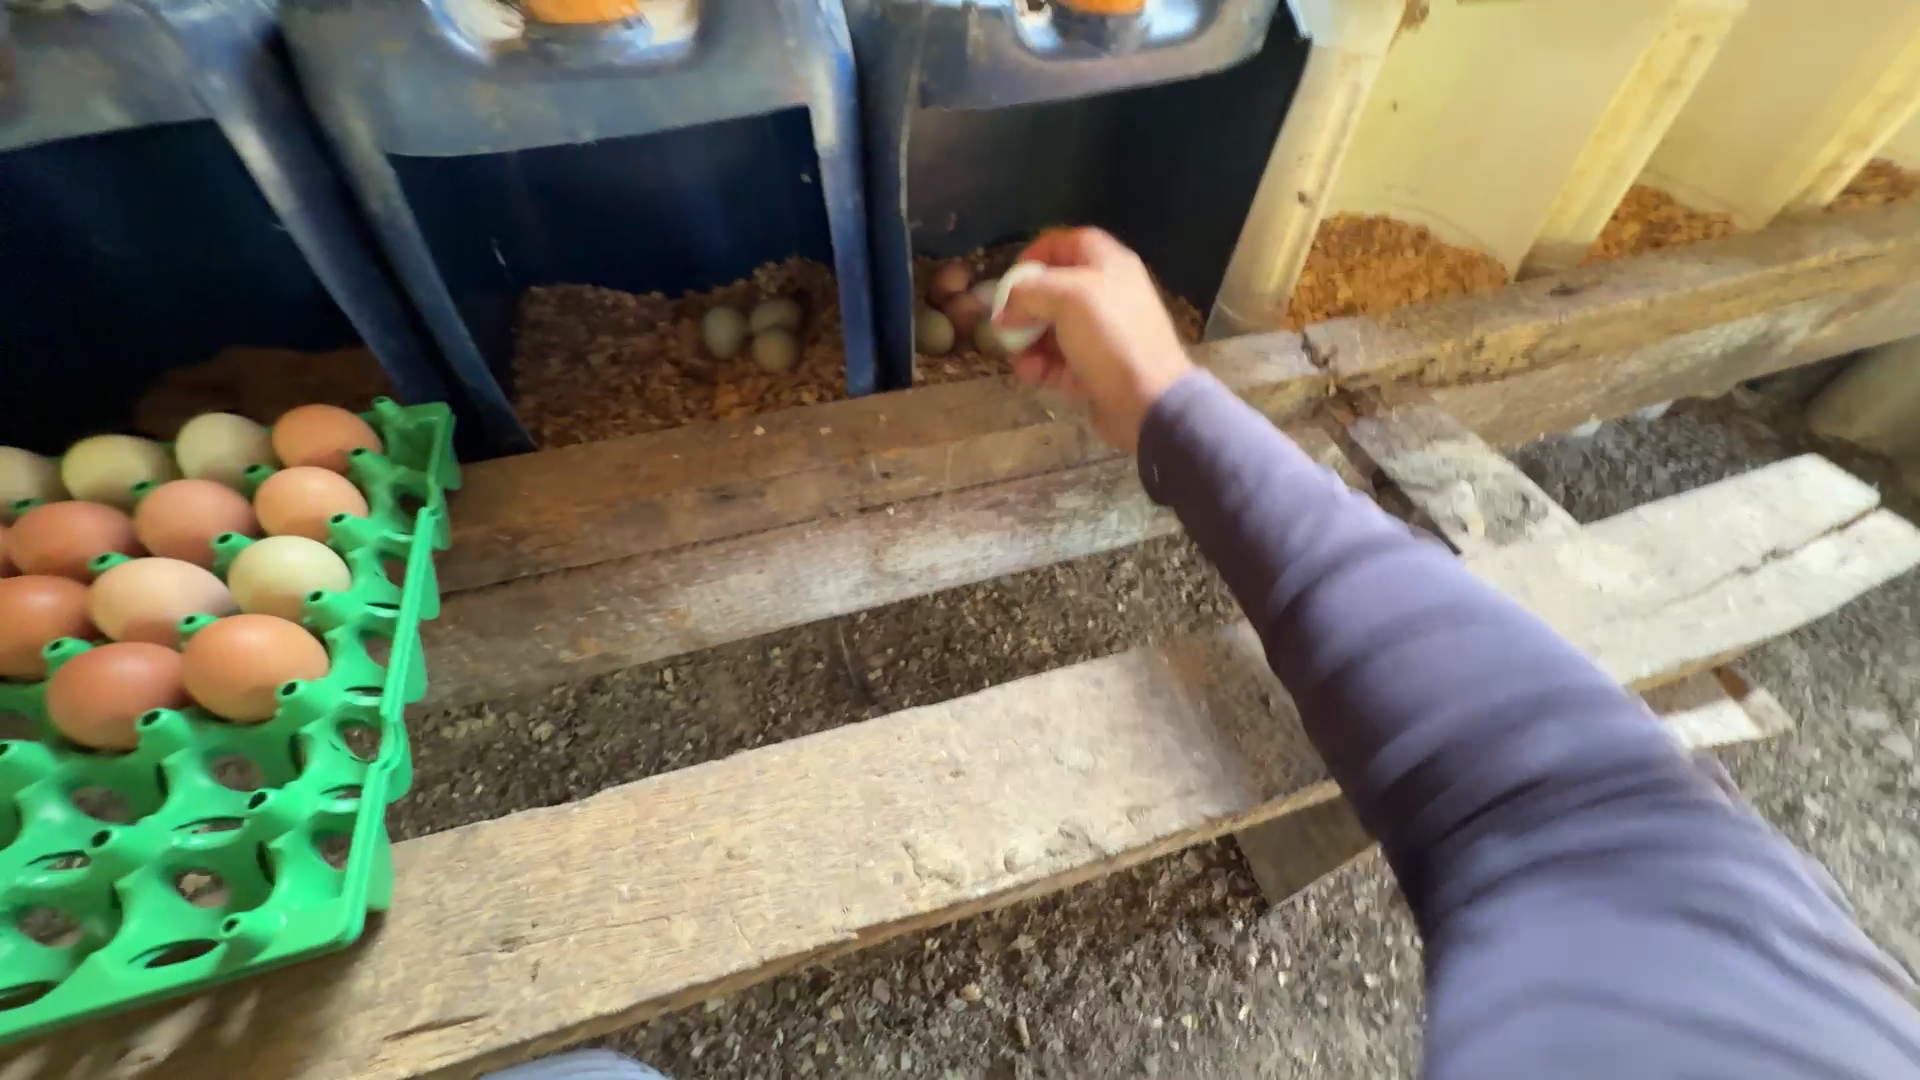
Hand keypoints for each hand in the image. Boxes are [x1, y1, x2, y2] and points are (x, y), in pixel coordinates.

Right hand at [997, 227, 1194, 452]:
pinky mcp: (1092, 370)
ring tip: (1017, 355)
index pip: (1068, 243)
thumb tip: (1005, 310)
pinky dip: (1040, 366)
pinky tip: (1030, 372)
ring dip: (1028, 341)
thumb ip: (1029, 293)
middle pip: (1055, 291)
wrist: (1146, 398)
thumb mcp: (1067, 297)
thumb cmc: (1110, 336)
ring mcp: (1099, 336)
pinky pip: (1057, 361)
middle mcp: (1105, 296)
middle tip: (1005, 322)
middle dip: (1026, 306)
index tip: (1013, 275)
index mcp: (1107, 265)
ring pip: (1052, 330)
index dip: (1038, 253)